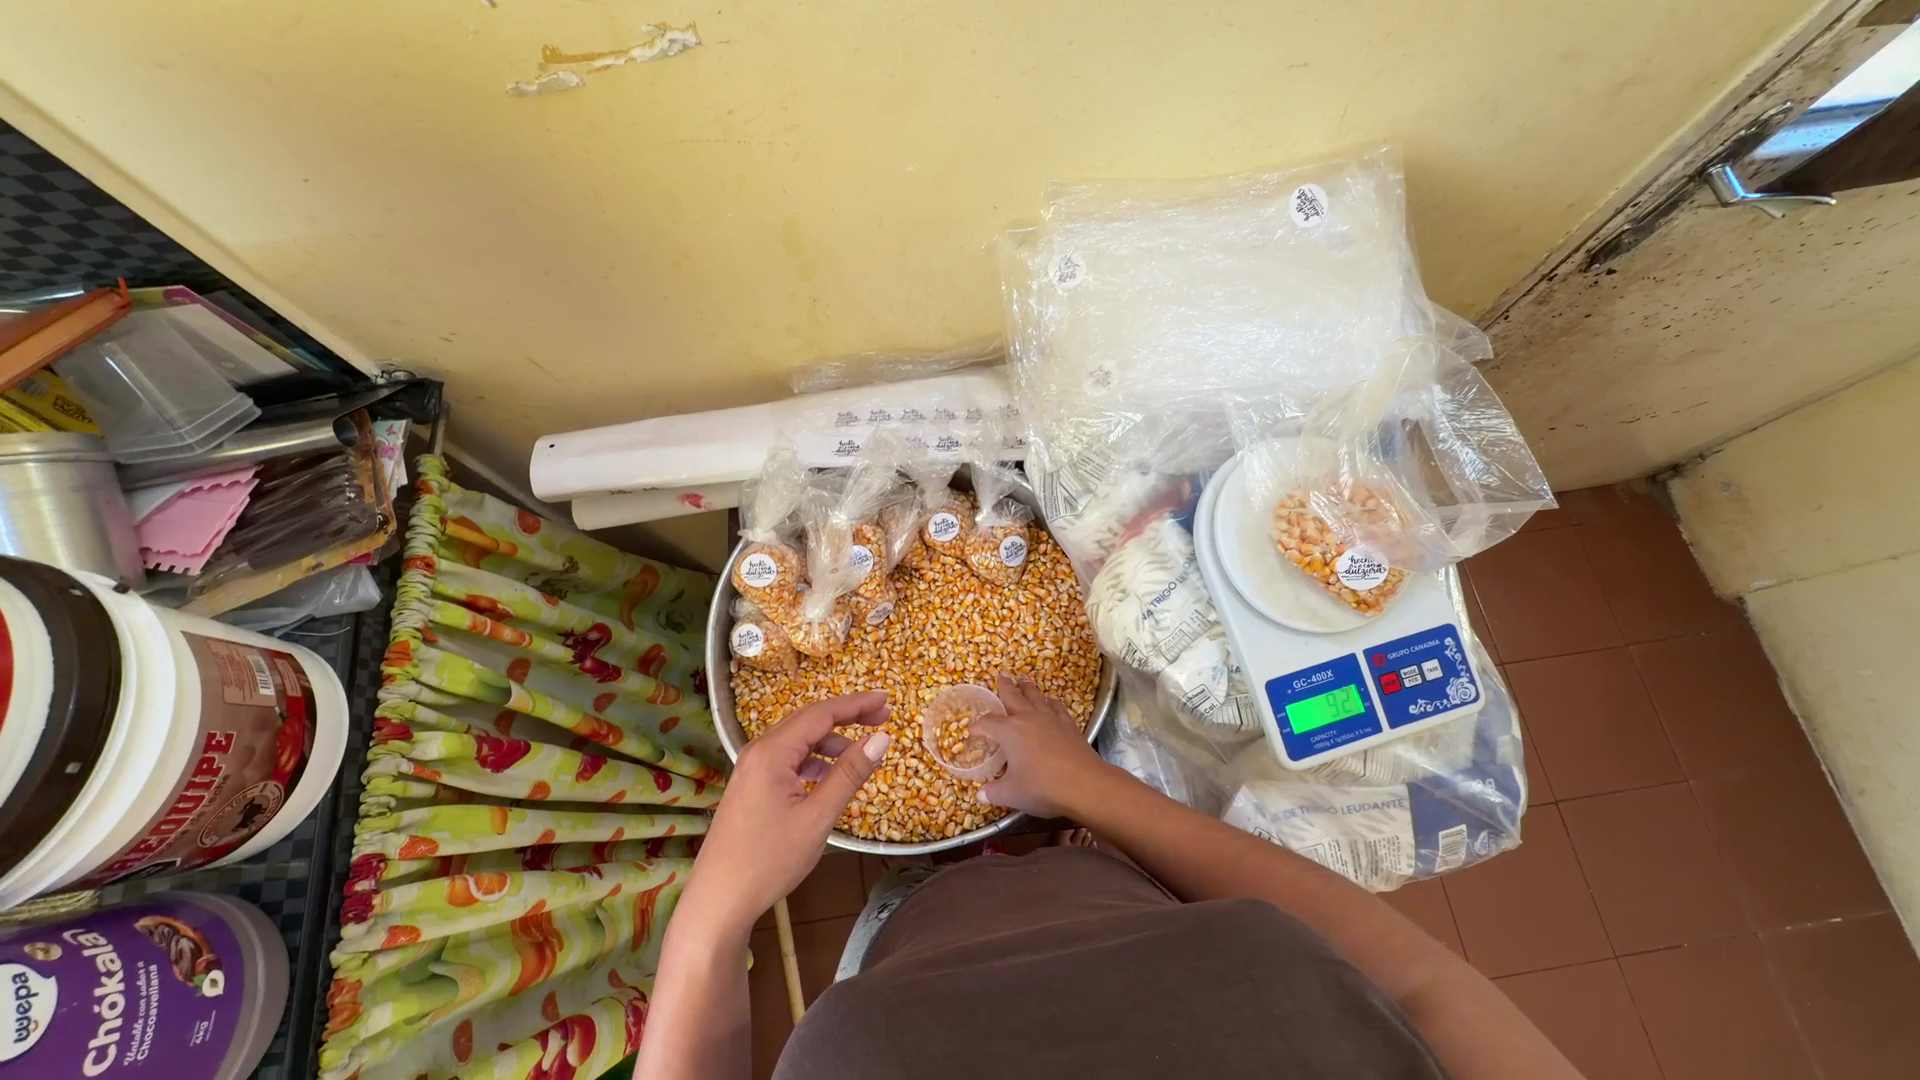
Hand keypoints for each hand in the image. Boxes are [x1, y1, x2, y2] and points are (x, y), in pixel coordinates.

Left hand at [683, 691, 891, 933]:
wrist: (719, 902)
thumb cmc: (769, 860)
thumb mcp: (817, 817)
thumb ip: (849, 774)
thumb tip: (882, 738)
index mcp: (772, 752)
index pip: (821, 714)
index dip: (857, 704)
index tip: (887, 699)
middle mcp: (758, 752)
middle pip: (809, 721)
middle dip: (847, 717)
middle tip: (883, 717)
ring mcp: (751, 769)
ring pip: (798, 742)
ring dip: (831, 742)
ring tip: (860, 755)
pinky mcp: (751, 787)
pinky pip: (788, 760)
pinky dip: (814, 761)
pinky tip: (829, 778)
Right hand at [975, 673, 1113, 818]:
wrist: (1085, 784)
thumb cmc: (1042, 787)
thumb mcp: (1011, 794)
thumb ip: (993, 792)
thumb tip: (981, 795)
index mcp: (1009, 731)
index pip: (988, 723)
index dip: (978, 727)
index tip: (973, 732)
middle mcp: (1028, 718)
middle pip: (1013, 696)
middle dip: (1004, 686)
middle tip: (1001, 676)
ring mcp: (1050, 719)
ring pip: (1036, 697)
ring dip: (1028, 688)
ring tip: (1023, 680)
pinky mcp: (1068, 725)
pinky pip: (1057, 707)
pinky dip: (1051, 702)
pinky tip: (1051, 702)